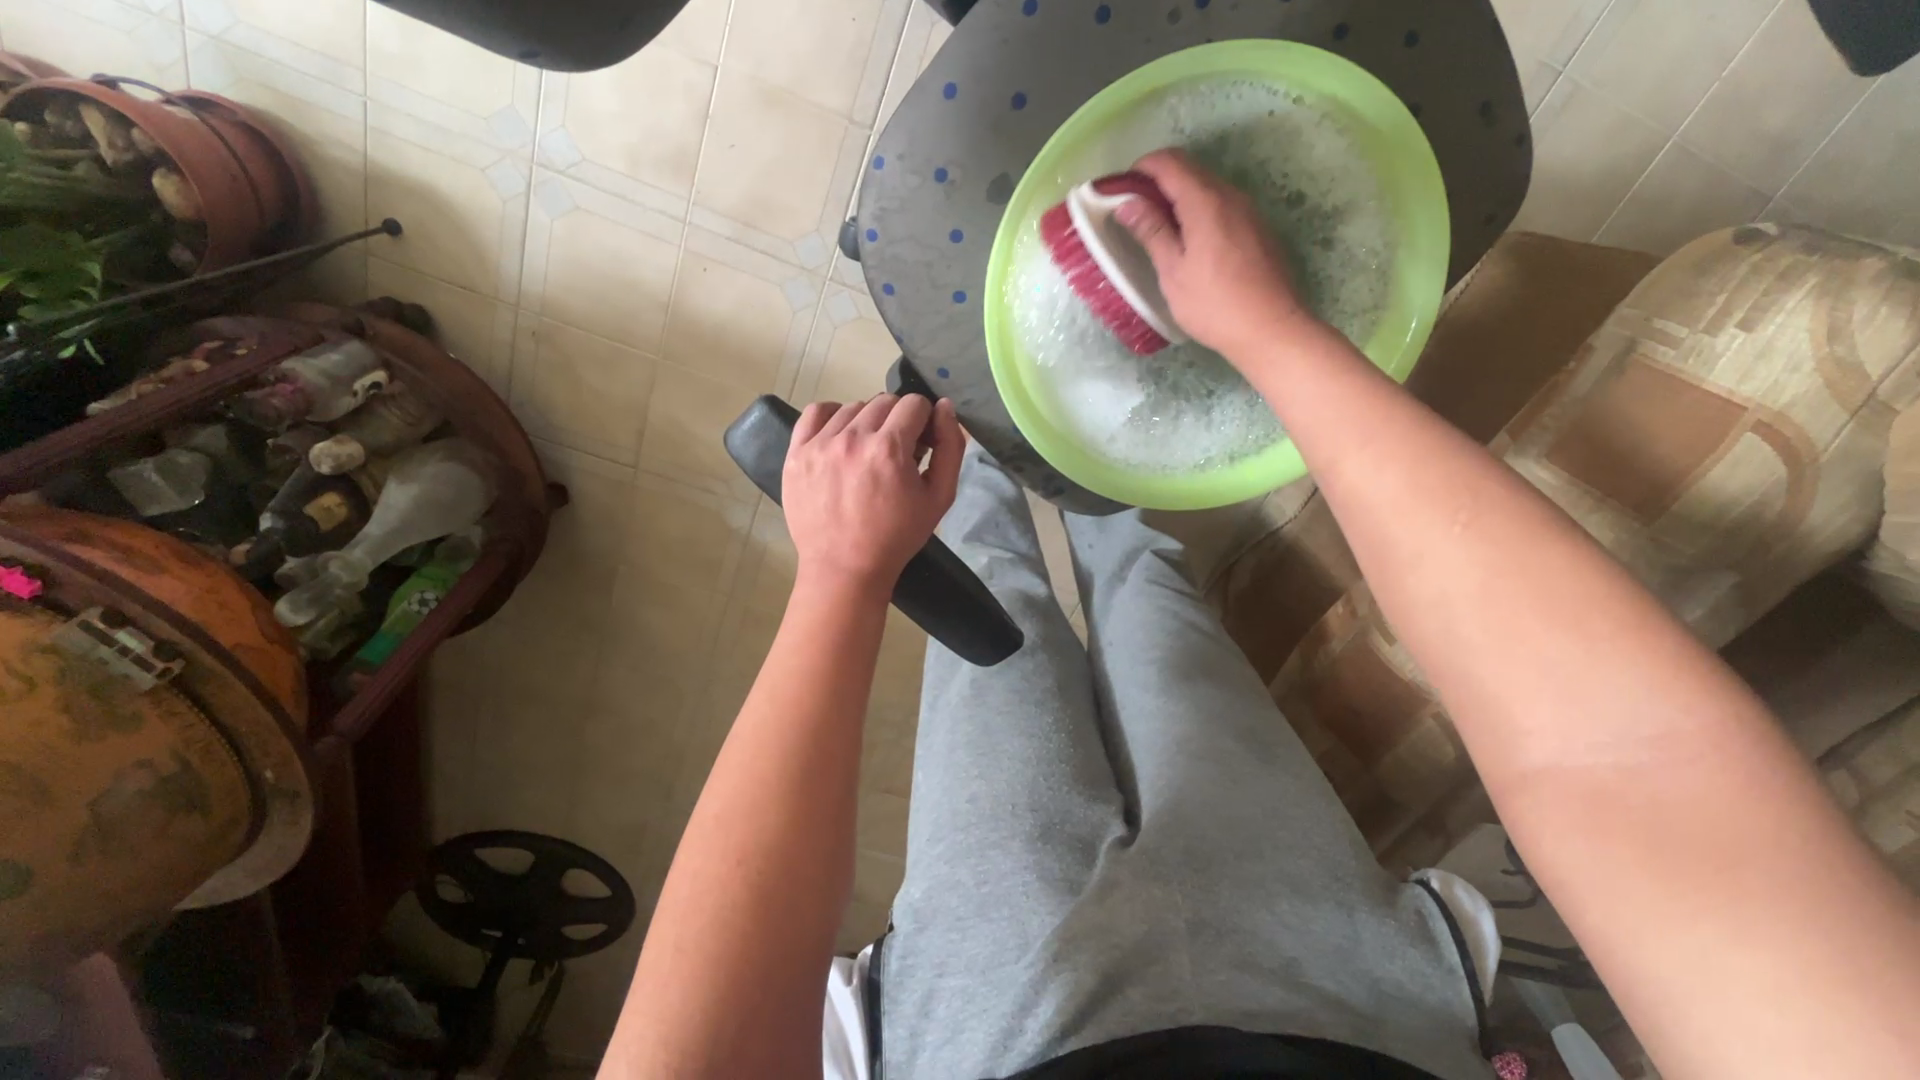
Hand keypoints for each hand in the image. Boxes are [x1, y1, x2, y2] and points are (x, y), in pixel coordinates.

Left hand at [783, 394, 963, 594]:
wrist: (844, 568)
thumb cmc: (897, 537)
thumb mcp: (939, 498)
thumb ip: (950, 448)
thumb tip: (945, 408)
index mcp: (889, 448)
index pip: (914, 404)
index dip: (925, 420)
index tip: (922, 443)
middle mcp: (852, 438)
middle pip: (884, 402)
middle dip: (898, 420)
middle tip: (897, 452)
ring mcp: (820, 444)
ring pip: (852, 407)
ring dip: (867, 422)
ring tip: (867, 453)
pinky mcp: (797, 453)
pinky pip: (815, 413)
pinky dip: (832, 417)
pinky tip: (840, 437)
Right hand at [1116, 148, 1318, 361]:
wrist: (1270, 329)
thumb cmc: (1213, 305)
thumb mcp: (1173, 272)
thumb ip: (1151, 231)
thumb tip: (1127, 204)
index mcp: (1205, 202)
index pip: (1170, 162)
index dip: (1142, 168)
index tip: (1121, 190)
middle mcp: (1231, 196)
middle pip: (1191, 170)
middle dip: (1159, 181)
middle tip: (1136, 211)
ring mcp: (1249, 211)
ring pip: (1209, 187)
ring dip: (1181, 197)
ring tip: (1160, 229)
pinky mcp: (1259, 228)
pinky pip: (1224, 206)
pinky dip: (1201, 211)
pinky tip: (1192, 242)